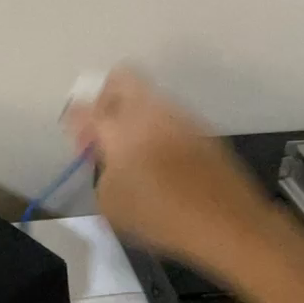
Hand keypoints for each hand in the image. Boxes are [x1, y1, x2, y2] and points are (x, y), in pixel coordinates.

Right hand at [65, 67, 275, 263]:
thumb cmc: (160, 215)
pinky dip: (158, 130)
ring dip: (134, 115)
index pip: (85, 106)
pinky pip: (170, 118)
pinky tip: (161, 163)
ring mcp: (180, 116)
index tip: (81, 141)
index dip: (76, 120)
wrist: (227, 223)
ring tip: (133, 152)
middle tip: (103, 130)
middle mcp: (150, 110)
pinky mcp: (203, 130)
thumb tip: (101, 152)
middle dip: (106, 98)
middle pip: (122, 79)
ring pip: (149, 98)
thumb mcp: (111, 201)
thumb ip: (100, 168)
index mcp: (120, 126)